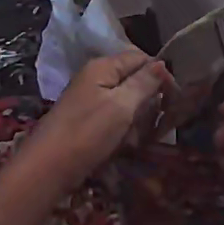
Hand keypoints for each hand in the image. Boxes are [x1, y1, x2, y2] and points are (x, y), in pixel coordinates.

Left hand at [22, 50, 175, 190]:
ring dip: (137, 118)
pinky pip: (115, 117)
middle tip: (157, 122)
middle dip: (149, 100)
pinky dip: (124, 129)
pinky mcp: (88, 119)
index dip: (160, 75)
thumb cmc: (87, 133)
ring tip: (138, 137)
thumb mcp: (121, 106)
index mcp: (103, 67)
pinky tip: (125, 144)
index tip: (175, 99)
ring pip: (126, 101)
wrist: (48, 167)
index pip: (140, 58)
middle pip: (134, 79)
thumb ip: (143, 83)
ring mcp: (90, 98)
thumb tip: (162, 63)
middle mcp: (96, 77)